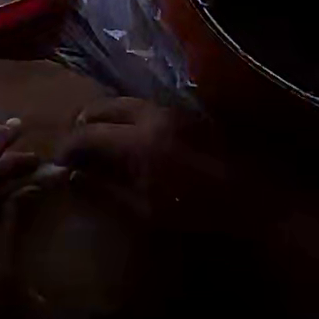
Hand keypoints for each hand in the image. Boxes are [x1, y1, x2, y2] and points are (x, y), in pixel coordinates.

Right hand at [55, 97, 233, 233]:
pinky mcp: (185, 114)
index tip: (57, 161)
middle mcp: (150, 116)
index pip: (86, 134)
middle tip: (74, 149)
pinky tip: (128, 142)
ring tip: (99, 144)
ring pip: (122, 103)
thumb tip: (74, 176)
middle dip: (81, 125)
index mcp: (137, 142)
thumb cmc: (200, 215)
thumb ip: (105, 188)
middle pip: (100, 106)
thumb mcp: (145, 210)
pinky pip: (143, 108)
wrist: (261, 207)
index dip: (66, 146)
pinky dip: (125, 119)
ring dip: (103, 119)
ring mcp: (170, 111)